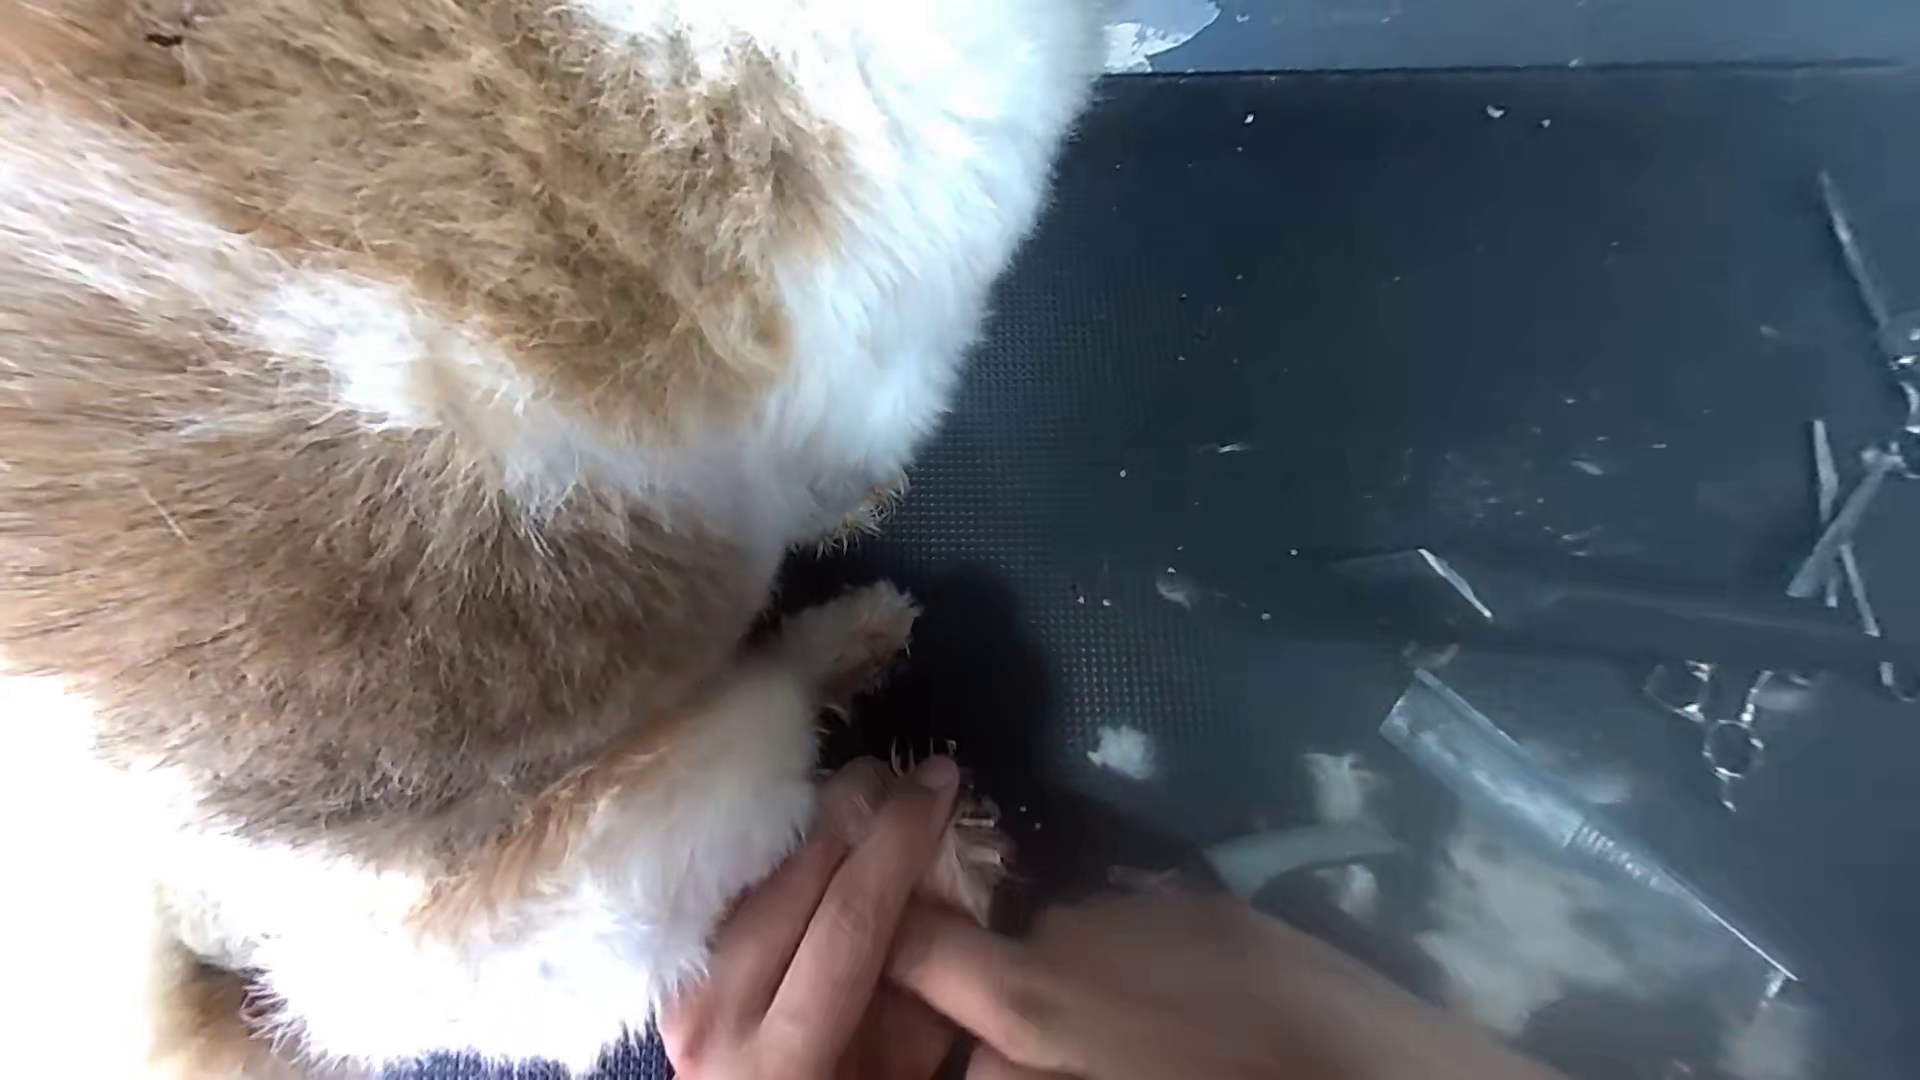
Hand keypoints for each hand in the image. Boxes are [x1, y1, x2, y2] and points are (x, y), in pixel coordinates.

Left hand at [661, 757, 962, 1079]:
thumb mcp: (904, 1060)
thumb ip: (930, 971)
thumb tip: (951, 862)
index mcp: (785, 1060)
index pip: (849, 916)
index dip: (901, 836)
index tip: (940, 780)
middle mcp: (718, 1009)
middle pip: (801, 861)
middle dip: (864, 799)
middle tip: (908, 778)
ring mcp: (689, 972)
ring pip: (769, 846)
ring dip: (829, 805)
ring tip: (873, 794)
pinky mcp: (679, 949)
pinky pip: (744, 857)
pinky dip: (793, 825)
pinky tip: (829, 817)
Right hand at [888, 890, 1564, 1079]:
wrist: (1371, 1071)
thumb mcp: (1080, 1078)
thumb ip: (1020, 1067)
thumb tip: (980, 1056)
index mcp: (1039, 998)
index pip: (925, 944)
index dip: (887, 938)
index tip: (875, 944)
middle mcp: (1069, 931)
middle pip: (998, 952)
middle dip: (999, 994)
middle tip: (1035, 1044)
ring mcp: (1131, 905)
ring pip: (1062, 938)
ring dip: (1065, 979)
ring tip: (1116, 1033)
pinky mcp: (1188, 899)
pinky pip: (1121, 924)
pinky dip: (1121, 960)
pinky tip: (1170, 1005)